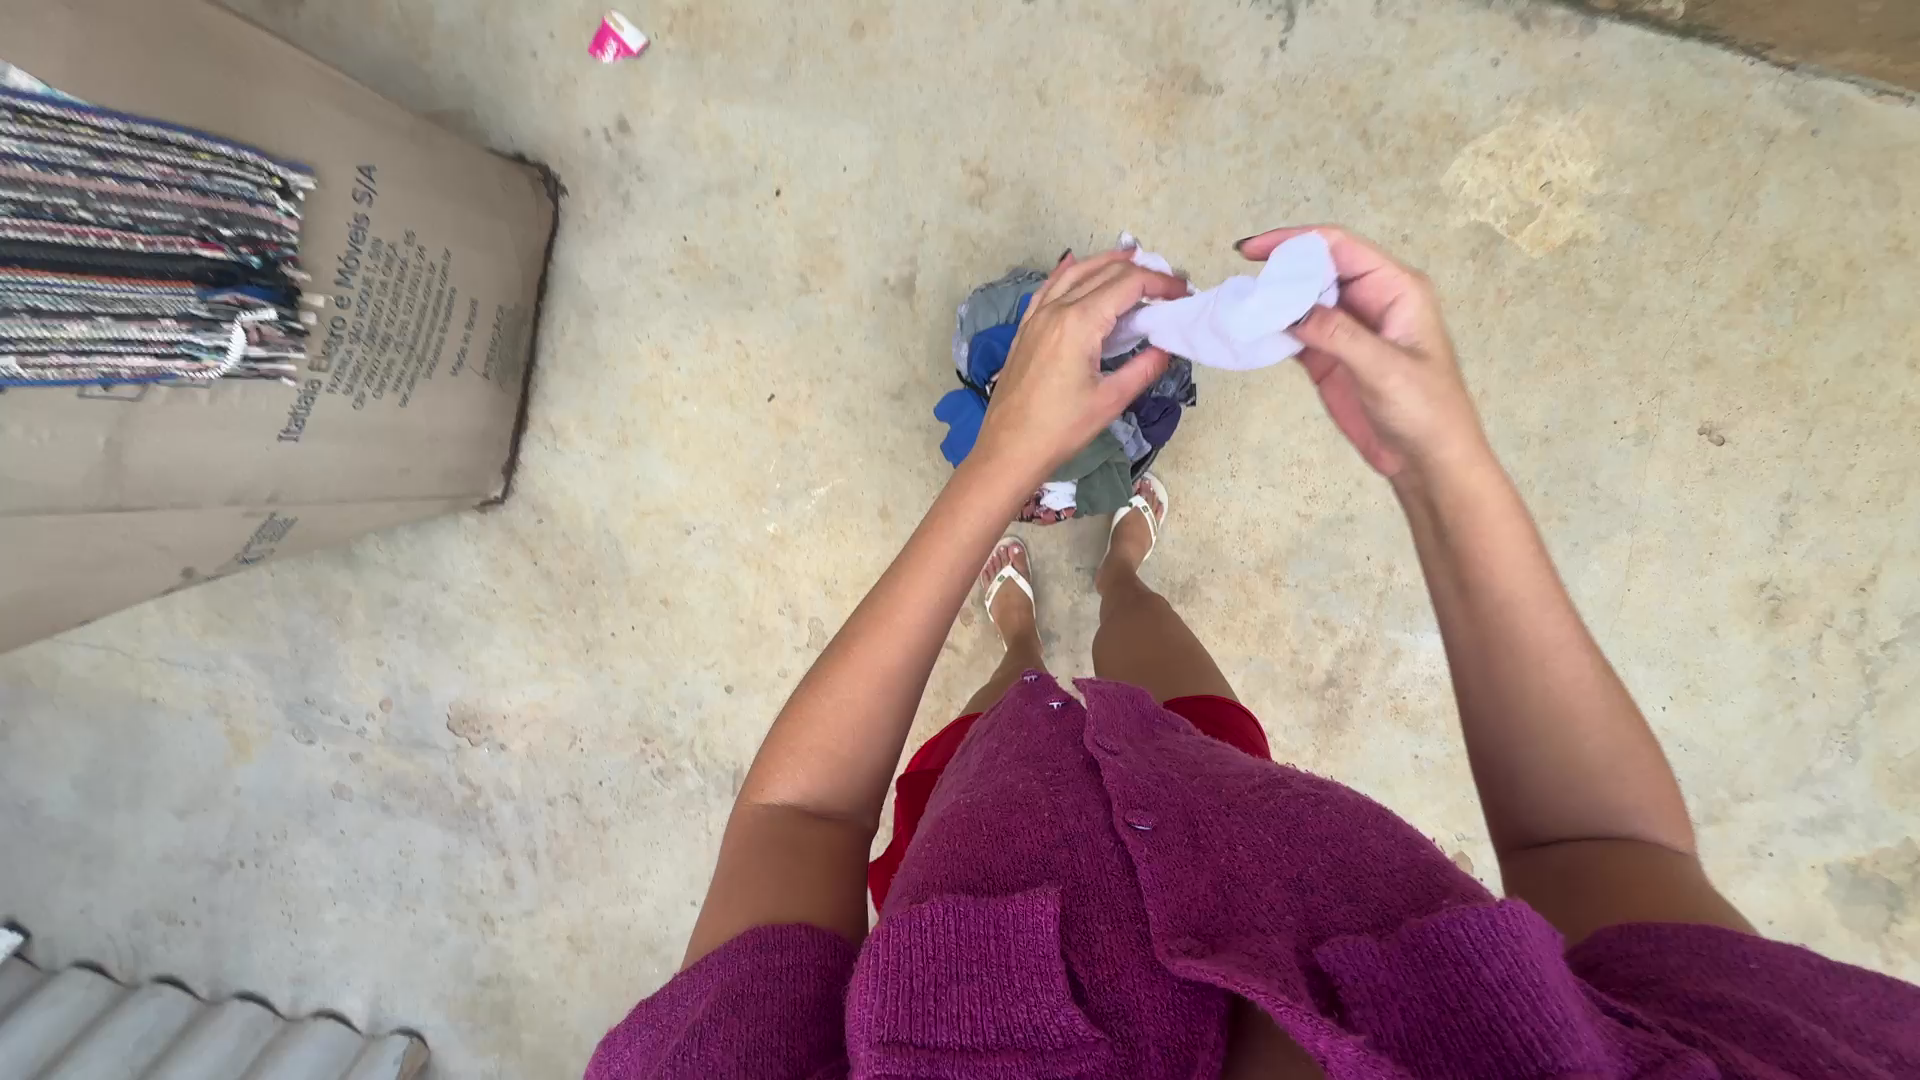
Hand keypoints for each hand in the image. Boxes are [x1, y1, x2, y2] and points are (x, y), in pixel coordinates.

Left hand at [968, 249, 1187, 486]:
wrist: (1008, 450)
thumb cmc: (1059, 430)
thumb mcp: (1111, 401)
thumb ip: (1144, 367)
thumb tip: (1167, 348)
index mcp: (1079, 323)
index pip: (1128, 284)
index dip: (1161, 283)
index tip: (1182, 294)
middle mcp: (1055, 311)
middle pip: (1103, 272)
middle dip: (1139, 272)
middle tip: (1166, 285)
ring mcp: (1035, 319)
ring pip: (1073, 274)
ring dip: (1105, 264)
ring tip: (1132, 262)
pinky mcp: (1024, 332)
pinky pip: (1048, 289)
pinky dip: (1069, 275)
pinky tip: (1077, 270)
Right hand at [1238, 226, 1488, 482]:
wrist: (1424, 456)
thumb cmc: (1424, 408)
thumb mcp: (1384, 368)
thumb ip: (1339, 334)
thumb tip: (1291, 309)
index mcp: (1393, 288)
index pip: (1338, 248)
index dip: (1294, 242)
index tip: (1251, 251)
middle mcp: (1368, 301)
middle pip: (1314, 270)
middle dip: (1277, 271)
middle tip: (1239, 286)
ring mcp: (1345, 329)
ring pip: (1300, 301)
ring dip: (1270, 302)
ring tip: (1237, 307)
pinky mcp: (1328, 356)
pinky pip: (1294, 333)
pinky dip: (1271, 331)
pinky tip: (1249, 333)